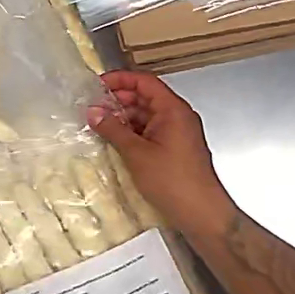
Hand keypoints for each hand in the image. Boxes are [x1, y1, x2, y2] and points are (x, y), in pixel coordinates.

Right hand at [88, 70, 237, 239]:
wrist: (201, 213)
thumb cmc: (172, 181)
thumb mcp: (136, 153)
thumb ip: (113, 129)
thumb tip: (93, 112)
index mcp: (173, 109)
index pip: (144, 81)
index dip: (119, 80)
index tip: (97, 85)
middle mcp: (178, 116)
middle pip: (146, 97)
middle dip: (119, 100)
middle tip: (94, 107)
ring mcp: (178, 132)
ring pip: (147, 115)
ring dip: (124, 117)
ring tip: (100, 124)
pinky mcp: (176, 148)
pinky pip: (152, 130)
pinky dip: (134, 131)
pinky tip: (116, 140)